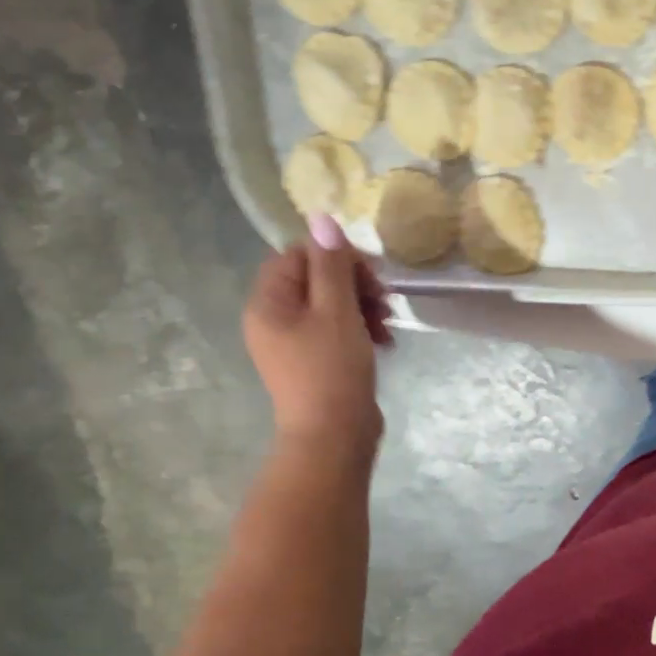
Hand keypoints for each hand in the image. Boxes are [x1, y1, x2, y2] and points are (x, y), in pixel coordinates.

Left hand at [243, 216, 391, 450]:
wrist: (333, 437)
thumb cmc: (333, 371)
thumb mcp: (337, 312)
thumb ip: (331, 265)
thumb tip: (322, 219)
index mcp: (267, 302)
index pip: (298, 256)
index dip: (338, 258)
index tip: (375, 278)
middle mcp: (270, 320)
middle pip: (313, 281)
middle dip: (353, 285)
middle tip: (386, 302)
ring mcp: (290, 345)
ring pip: (327, 308)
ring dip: (361, 309)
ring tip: (387, 327)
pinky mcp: (312, 366)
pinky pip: (333, 334)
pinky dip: (358, 332)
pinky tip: (382, 345)